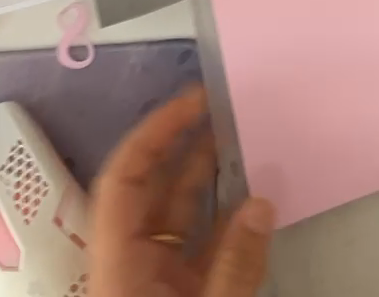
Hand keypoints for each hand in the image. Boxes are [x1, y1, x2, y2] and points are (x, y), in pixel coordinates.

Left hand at [91, 86, 274, 296]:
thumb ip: (235, 267)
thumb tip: (261, 202)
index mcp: (117, 268)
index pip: (123, 181)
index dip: (154, 133)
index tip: (194, 100)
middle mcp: (132, 267)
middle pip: (152, 189)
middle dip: (186, 145)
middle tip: (224, 106)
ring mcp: (157, 285)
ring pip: (180, 216)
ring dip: (210, 177)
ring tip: (243, 138)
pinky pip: (202, 247)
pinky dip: (227, 221)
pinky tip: (255, 199)